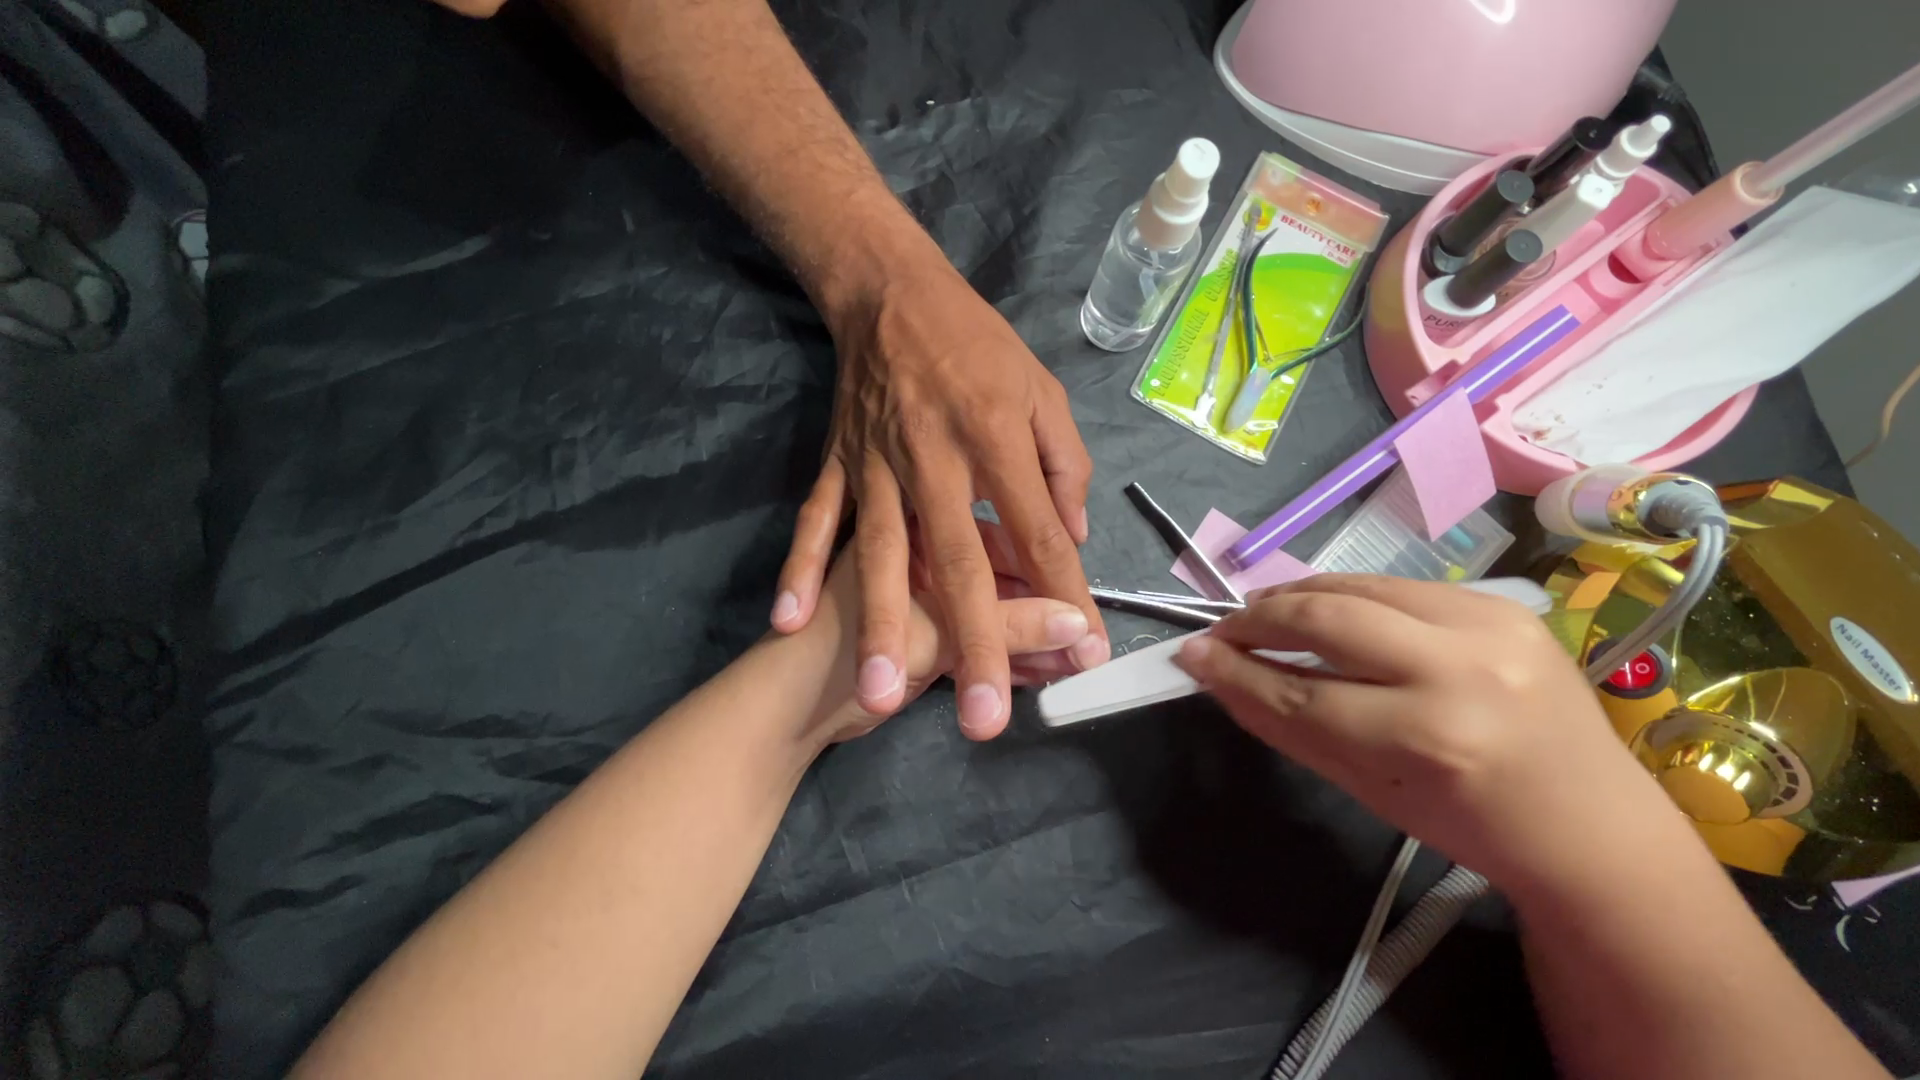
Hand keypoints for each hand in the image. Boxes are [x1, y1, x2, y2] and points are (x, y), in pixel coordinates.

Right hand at [772, 257, 1107, 740]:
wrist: (891, 293)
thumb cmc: (977, 344)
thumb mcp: (1042, 388)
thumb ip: (1062, 461)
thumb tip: (1070, 535)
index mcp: (995, 438)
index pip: (1037, 531)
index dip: (1066, 593)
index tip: (1087, 654)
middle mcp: (935, 461)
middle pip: (958, 563)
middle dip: (975, 642)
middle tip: (985, 718)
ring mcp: (876, 466)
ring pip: (880, 556)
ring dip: (880, 626)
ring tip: (881, 696)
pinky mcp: (836, 464)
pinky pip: (817, 521)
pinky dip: (800, 569)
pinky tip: (789, 622)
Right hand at [1172, 575, 1680, 894]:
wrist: (1591, 823)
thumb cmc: (1468, 824)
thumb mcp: (1366, 788)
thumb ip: (1285, 723)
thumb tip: (1214, 672)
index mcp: (1428, 738)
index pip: (1300, 693)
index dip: (1236, 672)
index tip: (1192, 654)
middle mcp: (1461, 669)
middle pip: (1328, 617)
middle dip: (1261, 617)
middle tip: (1225, 630)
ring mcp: (1491, 625)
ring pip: (1360, 586)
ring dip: (1299, 595)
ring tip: (1264, 613)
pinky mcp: (1502, 603)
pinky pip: (1397, 586)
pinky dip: (1348, 595)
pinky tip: (1326, 611)